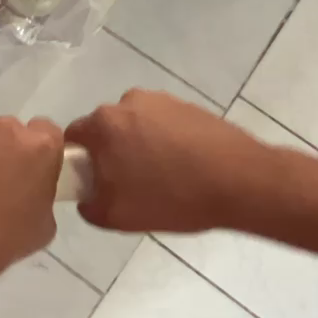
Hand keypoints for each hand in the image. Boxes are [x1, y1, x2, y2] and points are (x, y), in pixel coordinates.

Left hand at [0, 117, 63, 313]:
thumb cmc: (5, 238)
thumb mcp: (46, 221)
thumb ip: (43, 190)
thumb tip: (31, 186)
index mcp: (40, 146)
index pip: (46, 130)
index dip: (37, 148)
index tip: (29, 166)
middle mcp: (7, 127)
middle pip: (10, 129)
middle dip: (5, 148)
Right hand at [64, 90, 287, 233]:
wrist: (244, 183)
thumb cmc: (173, 198)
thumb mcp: (117, 217)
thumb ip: (88, 206)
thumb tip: (86, 197)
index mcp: (102, 124)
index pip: (72, 138)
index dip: (79, 161)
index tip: (94, 181)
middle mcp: (125, 103)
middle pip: (104, 129)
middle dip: (110, 151)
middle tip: (128, 182)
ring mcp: (160, 100)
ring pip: (134, 125)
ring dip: (138, 143)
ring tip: (161, 174)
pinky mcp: (188, 105)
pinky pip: (162, 123)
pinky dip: (166, 140)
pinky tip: (184, 165)